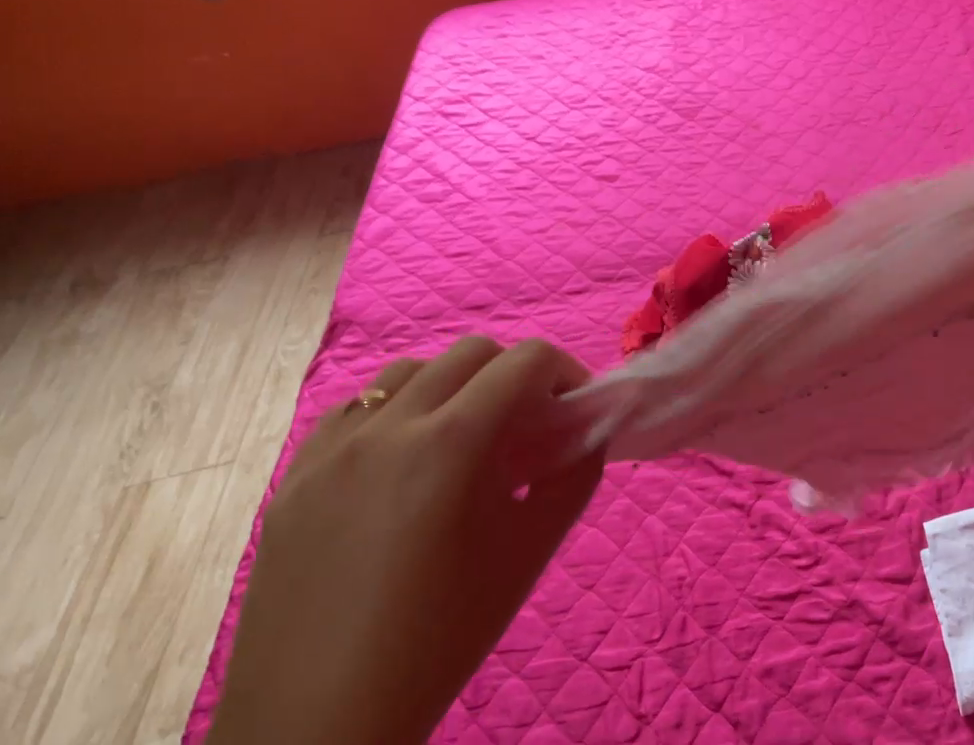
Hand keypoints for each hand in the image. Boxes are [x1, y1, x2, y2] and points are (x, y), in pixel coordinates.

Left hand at [208, 338, 605, 744]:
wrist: (324, 715)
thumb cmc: (446, 633)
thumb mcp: (532, 549)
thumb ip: (575, 474)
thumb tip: (591, 429)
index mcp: (451, 443)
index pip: (526, 360)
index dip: (566, 371)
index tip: (574, 409)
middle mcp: (386, 428)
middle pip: (469, 354)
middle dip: (514, 373)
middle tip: (530, 423)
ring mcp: (329, 450)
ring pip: (406, 373)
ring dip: (453, 386)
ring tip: (466, 439)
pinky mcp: (293, 479)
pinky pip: (353, 413)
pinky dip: (395, 414)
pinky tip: (405, 464)